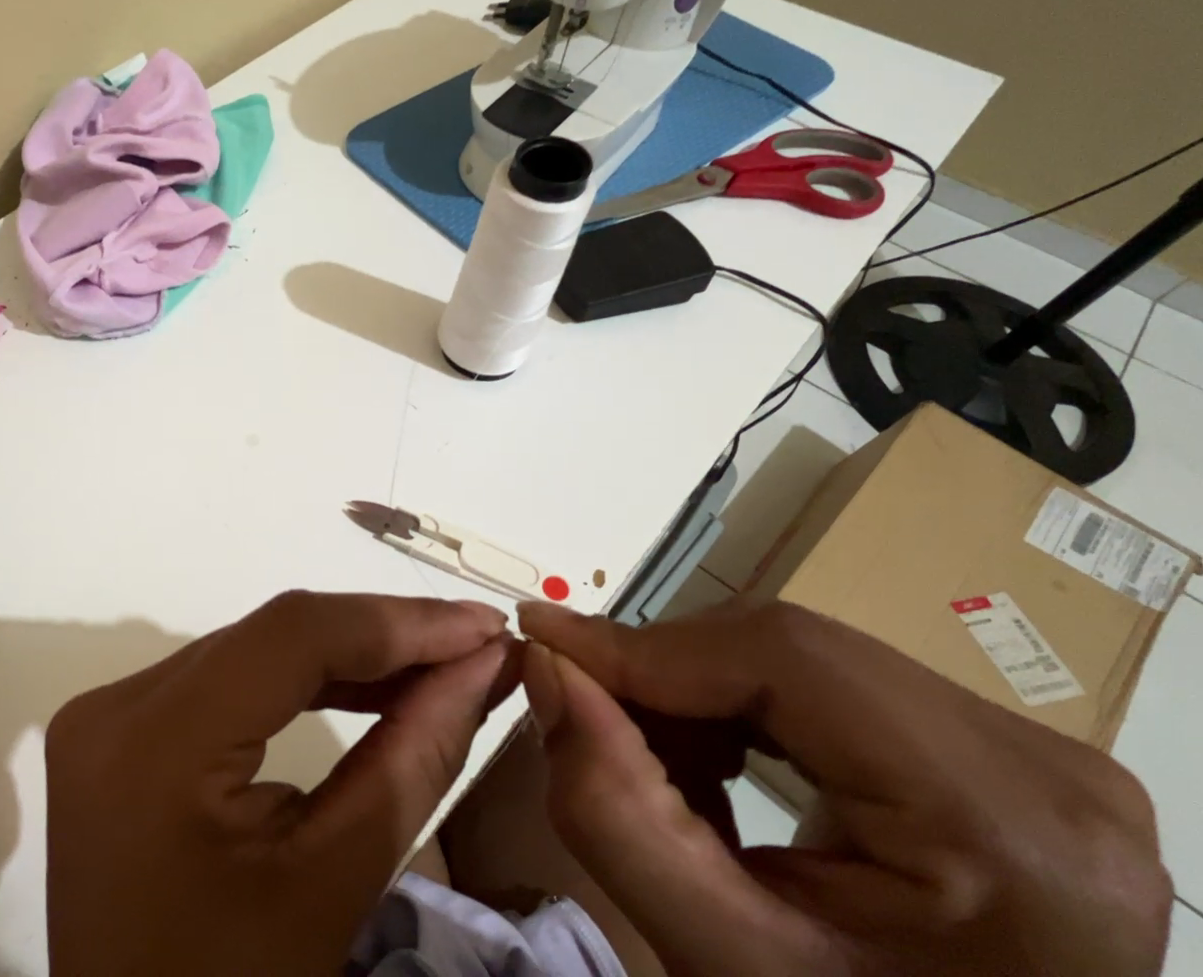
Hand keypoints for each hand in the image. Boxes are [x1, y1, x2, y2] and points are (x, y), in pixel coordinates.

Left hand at [45, 592, 515, 976]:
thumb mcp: (332, 884)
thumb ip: (412, 761)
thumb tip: (480, 667)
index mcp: (154, 746)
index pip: (291, 636)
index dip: (399, 620)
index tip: (488, 629)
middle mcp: (114, 707)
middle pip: (269, 637)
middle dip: (381, 637)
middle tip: (476, 648)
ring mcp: (106, 716)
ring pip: (249, 652)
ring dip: (345, 656)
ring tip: (438, 666)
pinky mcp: (115, 732)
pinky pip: (222, 682)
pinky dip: (297, 682)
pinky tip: (366, 689)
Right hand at [519, 600, 1172, 976]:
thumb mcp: (719, 960)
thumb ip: (615, 812)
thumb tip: (548, 668)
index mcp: (1004, 825)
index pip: (791, 661)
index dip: (649, 646)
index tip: (541, 640)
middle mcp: (1044, 765)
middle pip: (798, 654)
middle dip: (667, 679)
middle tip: (583, 721)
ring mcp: (1034, 757)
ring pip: (806, 662)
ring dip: (698, 697)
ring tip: (653, 769)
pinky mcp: (1002, 760)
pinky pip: (833, 691)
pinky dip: (742, 714)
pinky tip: (713, 772)